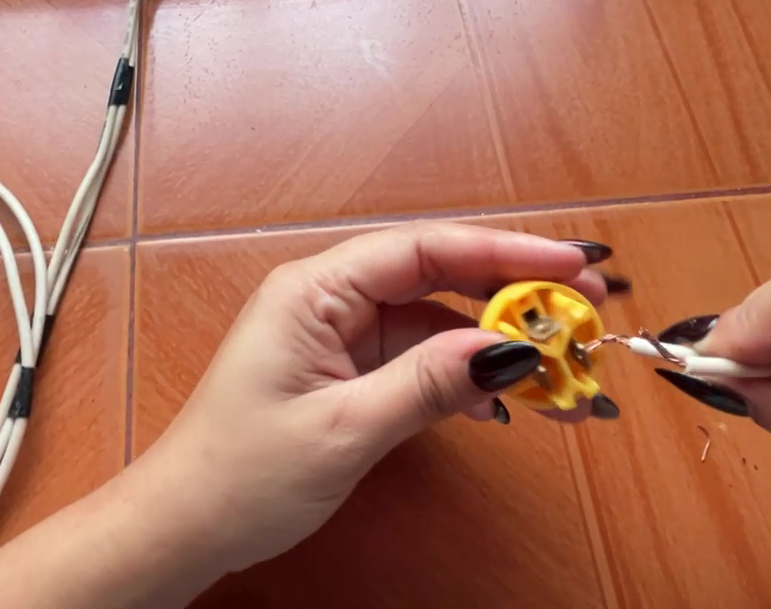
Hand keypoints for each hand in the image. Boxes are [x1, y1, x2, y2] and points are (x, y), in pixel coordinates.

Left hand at [128, 221, 612, 577]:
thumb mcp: (343, 428)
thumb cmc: (244, 471)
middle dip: (509, 288)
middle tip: (582, 306)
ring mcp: (340, 329)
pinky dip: (462, 372)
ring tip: (560, 364)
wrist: (188, 521)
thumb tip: (506, 349)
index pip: (422, 248)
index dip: (500, 249)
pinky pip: (418, 354)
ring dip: (494, 339)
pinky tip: (501, 397)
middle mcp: (330, 295)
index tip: (566, 261)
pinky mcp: (349, 364)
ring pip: (434, 316)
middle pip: (434, 273)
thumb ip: (426, 383)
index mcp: (315, 288)